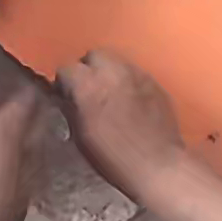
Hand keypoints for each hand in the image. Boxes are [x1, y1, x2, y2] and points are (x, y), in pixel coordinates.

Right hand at [57, 51, 187, 205]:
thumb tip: (66, 98)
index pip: (66, 68)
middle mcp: (112, 71)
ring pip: (116, 60)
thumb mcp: (81, 137)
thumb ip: (71, 109)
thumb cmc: (113, 157)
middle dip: (88, 69)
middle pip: (93, 55)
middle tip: (90, 90)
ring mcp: (136, 74)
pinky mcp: (154, 81)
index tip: (66, 96)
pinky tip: (130, 100)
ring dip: (108, 72)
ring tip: (111, 93)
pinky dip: (127, 81)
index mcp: (88, 85)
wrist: (157, 165)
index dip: (64, 83)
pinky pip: (134, 72)